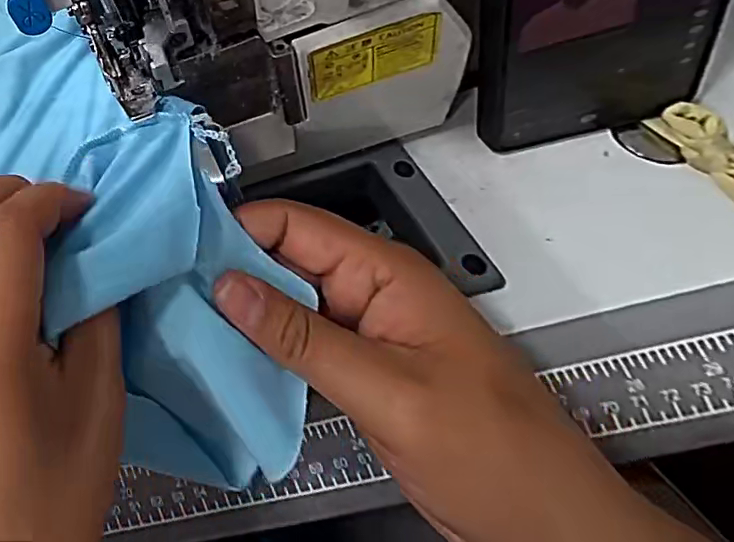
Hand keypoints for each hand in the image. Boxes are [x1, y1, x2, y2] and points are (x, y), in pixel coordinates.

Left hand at [0, 175, 124, 541]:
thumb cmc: (45, 510)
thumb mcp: (95, 412)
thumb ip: (94, 319)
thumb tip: (84, 262)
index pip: (6, 229)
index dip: (48, 198)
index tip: (83, 203)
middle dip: (6, 190)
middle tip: (53, 205)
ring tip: (32, 239)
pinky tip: (2, 286)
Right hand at [212, 200, 698, 541]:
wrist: (555, 533)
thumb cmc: (499, 457)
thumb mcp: (390, 391)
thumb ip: (302, 337)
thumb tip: (228, 287)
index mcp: (384, 271)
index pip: (293, 223)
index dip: (239, 229)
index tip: (188, 249)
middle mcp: (368, 287)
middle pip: (282, 255)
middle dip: (232, 266)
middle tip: (178, 285)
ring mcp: (360, 326)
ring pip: (284, 295)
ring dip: (243, 304)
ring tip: (191, 314)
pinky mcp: (355, 362)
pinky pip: (295, 335)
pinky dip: (263, 339)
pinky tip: (229, 349)